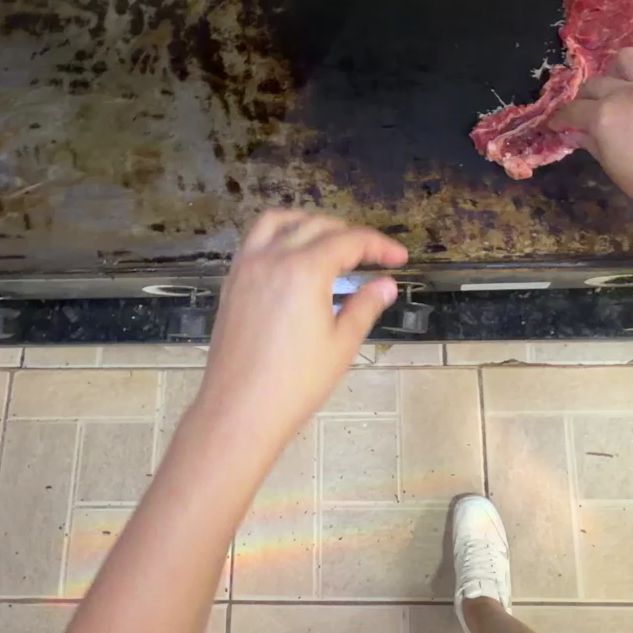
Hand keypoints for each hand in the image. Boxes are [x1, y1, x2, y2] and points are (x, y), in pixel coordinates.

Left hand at [197, 211, 408, 445]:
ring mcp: (248, 266)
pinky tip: (293, 256)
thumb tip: (386, 284)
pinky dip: (279, 234)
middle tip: (372, 256)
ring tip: (331, 241)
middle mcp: (273, 257)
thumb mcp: (342, 345)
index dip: (379, 245)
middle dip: (350, 234)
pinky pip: (255, 239)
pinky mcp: (233, 281)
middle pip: (317, 226)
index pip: (350, 241)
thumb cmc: (296, 383)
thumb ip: (365, 306)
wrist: (239, 411)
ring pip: (279, 221)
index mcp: (305, 270)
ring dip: (310, 223)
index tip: (400, 257)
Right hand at [550, 47, 632, 219]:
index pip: (573, 110)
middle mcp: (626, 93)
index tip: (558, 124)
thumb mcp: (610, 165)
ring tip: (620, 84)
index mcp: (603, 115)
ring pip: (628, 57)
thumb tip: (575, 133)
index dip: (561, 119)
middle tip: (588, 111)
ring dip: (617, 70)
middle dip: (585, 98)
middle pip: (595, 83)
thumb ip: (590, 142)